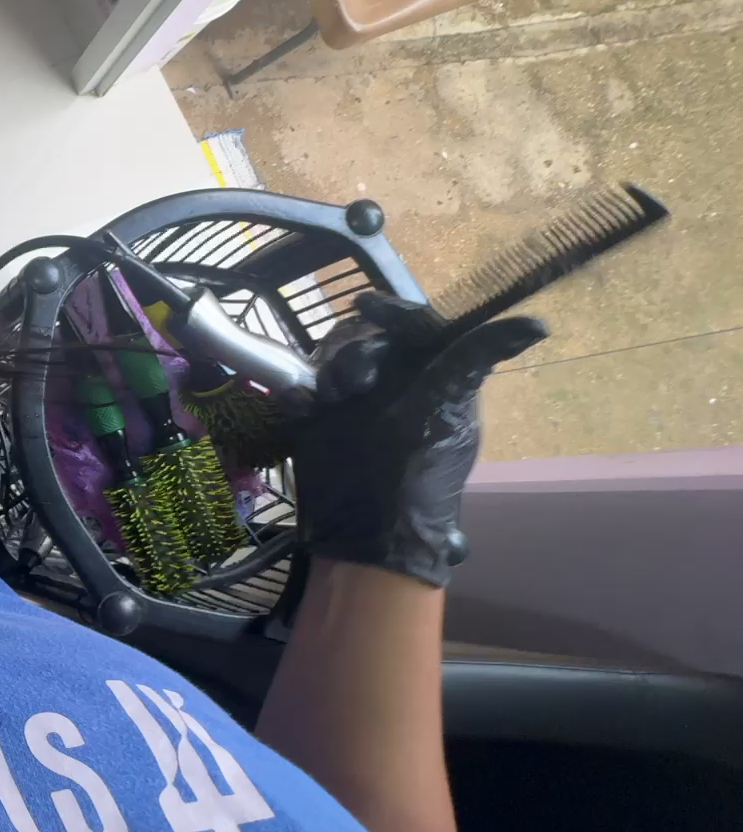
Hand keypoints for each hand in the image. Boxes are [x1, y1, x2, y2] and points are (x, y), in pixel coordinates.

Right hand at [293, 294, 546, 586]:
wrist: (364, 526)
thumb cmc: (415, 471)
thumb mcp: (445, 409)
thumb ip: (470, 360)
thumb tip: (534, 323)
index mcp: (428, 376)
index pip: (413, 327)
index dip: (391, 312)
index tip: (362, 305)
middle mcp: (389, 383)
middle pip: (363, 339)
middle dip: (353, 351)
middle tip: (352, 385)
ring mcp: (347, 401)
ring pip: (327, 361)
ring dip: (326, 373)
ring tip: (328, 401)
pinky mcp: (311, 419)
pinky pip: (296, 390)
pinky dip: (295, 394)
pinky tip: (302, 408)